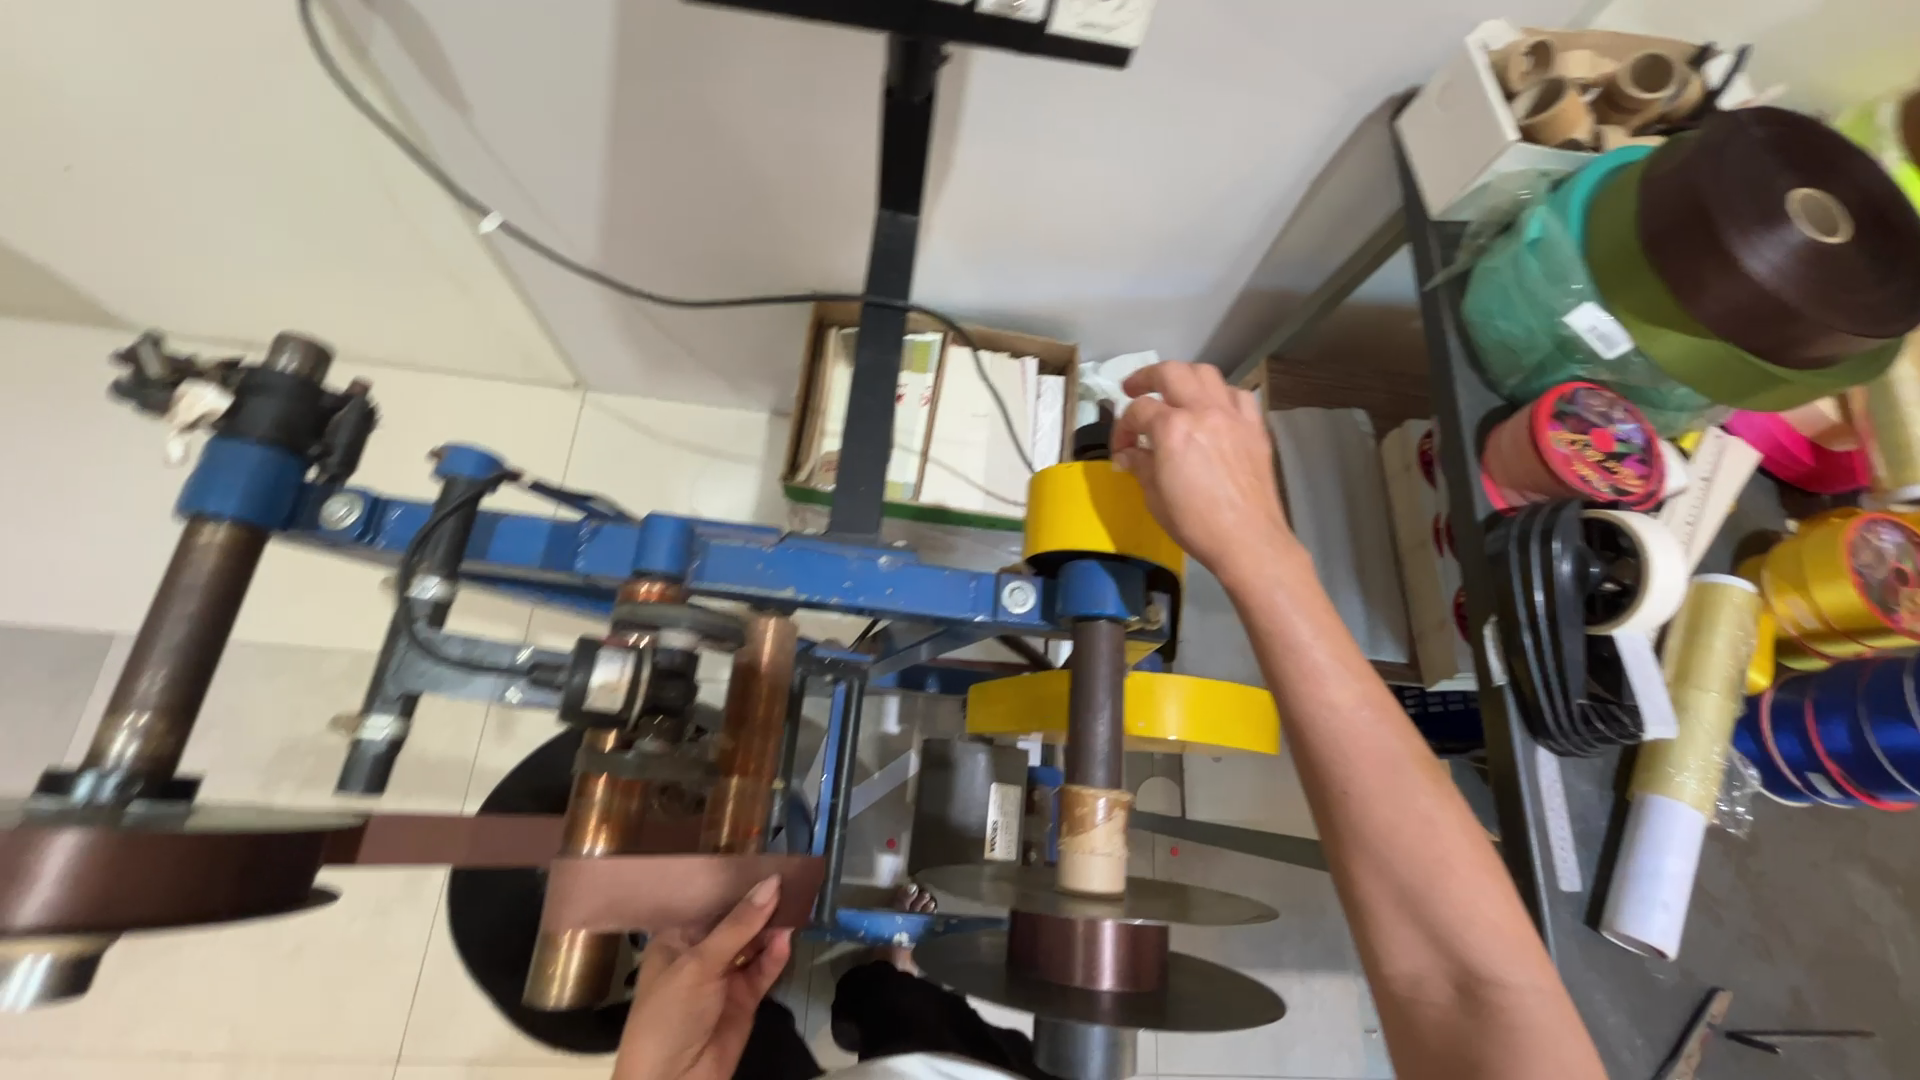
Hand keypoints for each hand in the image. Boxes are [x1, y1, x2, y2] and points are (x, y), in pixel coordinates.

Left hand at [613, 875, 793, 1079]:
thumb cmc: (668, 1017)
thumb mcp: (699, 964)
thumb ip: (740, 924)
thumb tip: (773, 882)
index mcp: (676, 939)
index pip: (709, 901)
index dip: (736, 881)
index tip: (766, 857)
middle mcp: (701, 952)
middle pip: (737, 920)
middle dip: (760, 901)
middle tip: (792, 875)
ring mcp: (724, 976)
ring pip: (754, 942)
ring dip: (772, 926)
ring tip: (798, 901)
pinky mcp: (744, 998)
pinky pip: (764, 969)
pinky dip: (776, 955)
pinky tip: (788, 939)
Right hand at [1111, 362, 1294, 585]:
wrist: (1248, 539)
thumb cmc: (1195, 524)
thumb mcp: (1154, 497)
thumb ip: (1141, 466)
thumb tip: (1129, 454)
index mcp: (1172, 429)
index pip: (1138, 411)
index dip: (1122, 427)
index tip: (1120, 449)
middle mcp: (1203, 411)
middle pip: (1171, 373)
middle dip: (1146, 377)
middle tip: (1132, 390)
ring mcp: (1232, 416)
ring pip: (1206, 374)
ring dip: (1184, 377)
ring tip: (1173, 392)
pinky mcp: (1255, 428)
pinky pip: (1237, 395)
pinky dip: (1219, 395)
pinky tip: (1212, 409)